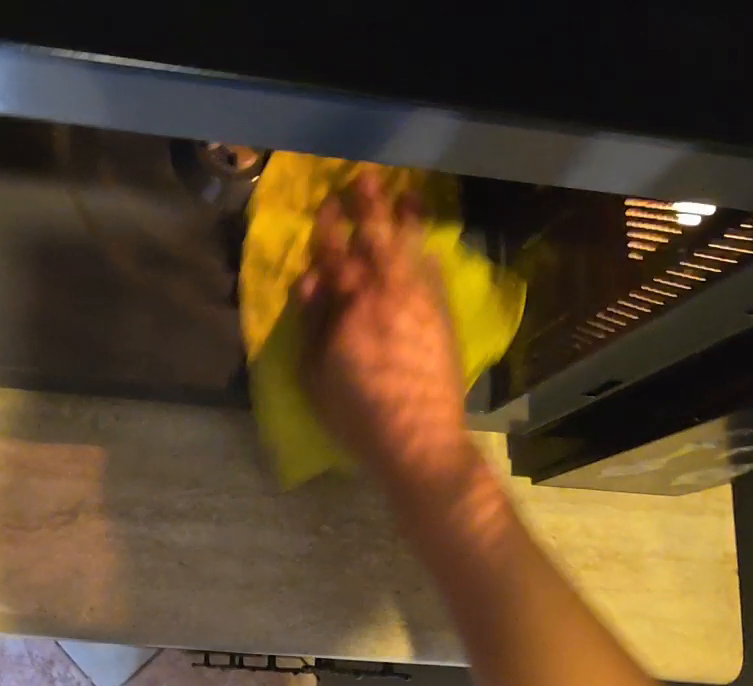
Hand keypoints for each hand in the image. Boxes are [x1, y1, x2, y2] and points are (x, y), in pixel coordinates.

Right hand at [296, 171, 480, 499]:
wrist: (419, 440)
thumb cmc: (355, 415)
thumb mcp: (314, 376)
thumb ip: (312, 323)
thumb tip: (309, 280)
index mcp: (351, 305)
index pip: (336, 254)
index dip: (329, 227)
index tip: (326, 204)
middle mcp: (389, 292)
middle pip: (378, 238)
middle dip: (369, 206)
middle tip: (364, 178)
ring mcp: (421, 301)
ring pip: (412, 248)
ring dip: (404, 219)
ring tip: (404, 194)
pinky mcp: (443, 317)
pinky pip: (435, 273)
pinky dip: (428, 253)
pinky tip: (426, 245)